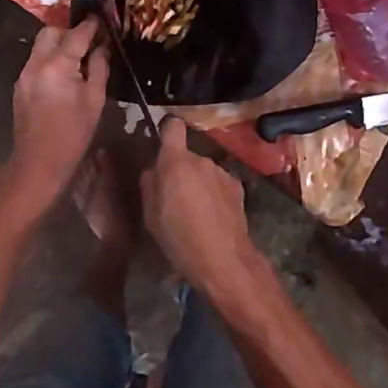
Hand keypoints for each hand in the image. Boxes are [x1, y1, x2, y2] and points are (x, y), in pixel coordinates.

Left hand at [4, 19, 109, 206]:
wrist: (38, 164)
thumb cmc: (73, 134)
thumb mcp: (95, 100)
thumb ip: (99, 68)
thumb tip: (102, 48)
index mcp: (57, 66)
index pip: (76, 35)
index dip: (91, 25)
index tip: (102, 20)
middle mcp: (36, 64)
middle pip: (51, 32)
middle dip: (69, 32)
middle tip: (88, 43)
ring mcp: (24, 74)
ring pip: (41, 46)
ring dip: (59, 46)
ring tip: (79, 60)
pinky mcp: (20, 85)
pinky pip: (37, 61)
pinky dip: (51, 59)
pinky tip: (65, 76)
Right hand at [142, 118, 262, 303]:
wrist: (223, 260)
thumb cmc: (179, 237)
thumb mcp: (151, 215)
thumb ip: (150, 185)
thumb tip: (154, 170)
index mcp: (176, 162)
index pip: (173, 127)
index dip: (167, 131)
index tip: (163, 144)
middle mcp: (201, 159)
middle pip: (187, 156)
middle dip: (181, 171)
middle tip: (175, 198)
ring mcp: (222, 172)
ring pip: (204, 171)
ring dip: (199, 184)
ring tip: (197, 213)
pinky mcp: (238, 186)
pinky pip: (219, 184)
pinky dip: (215, 194)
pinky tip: (214, 218)